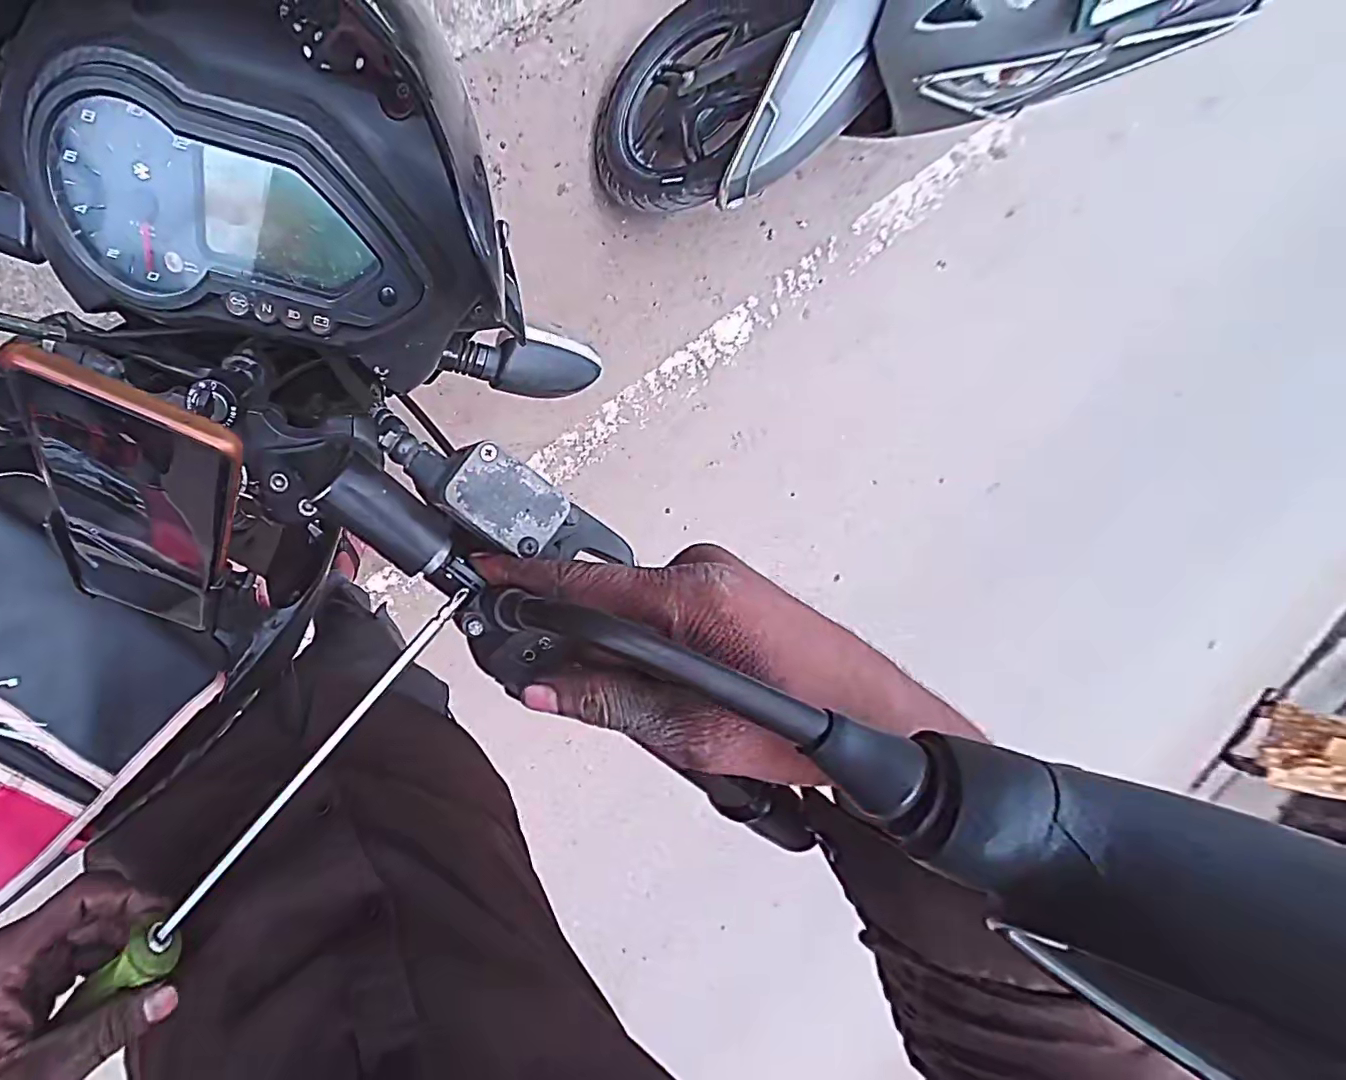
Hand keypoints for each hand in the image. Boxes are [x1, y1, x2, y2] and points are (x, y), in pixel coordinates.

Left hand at [0, 871, 177, 1079]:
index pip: (78, 899)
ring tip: (150, 972)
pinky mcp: (26, 993)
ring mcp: (17, 973)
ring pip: (86, 940)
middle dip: (131, 928)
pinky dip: (108, 973)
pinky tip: (126, 990)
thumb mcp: (48, 1068)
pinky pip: (77, 966)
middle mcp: (10, 955)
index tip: (160, 912)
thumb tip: (163, 993)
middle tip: (164, 946)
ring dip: (123, 952)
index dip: (126, 897)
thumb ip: (111, 1026)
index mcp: (5, 959)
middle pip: (87, 916)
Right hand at [474, 546, 982, 785]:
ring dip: (618, 645)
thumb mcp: (693, 735)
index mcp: (698, 595)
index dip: (527, 576)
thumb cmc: (814, 729)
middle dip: (577, 636)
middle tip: (565, 680)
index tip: (490, 569)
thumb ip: (607, 703)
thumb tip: (545, 687)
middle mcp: (705, 571)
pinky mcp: (725, 588)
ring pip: (630, 606)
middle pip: (604, 594)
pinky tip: (667, 681)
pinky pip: (656, 606)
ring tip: (652, 702)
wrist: (889, 730)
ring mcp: (718, 575)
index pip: (586, 581)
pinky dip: (643, 639)